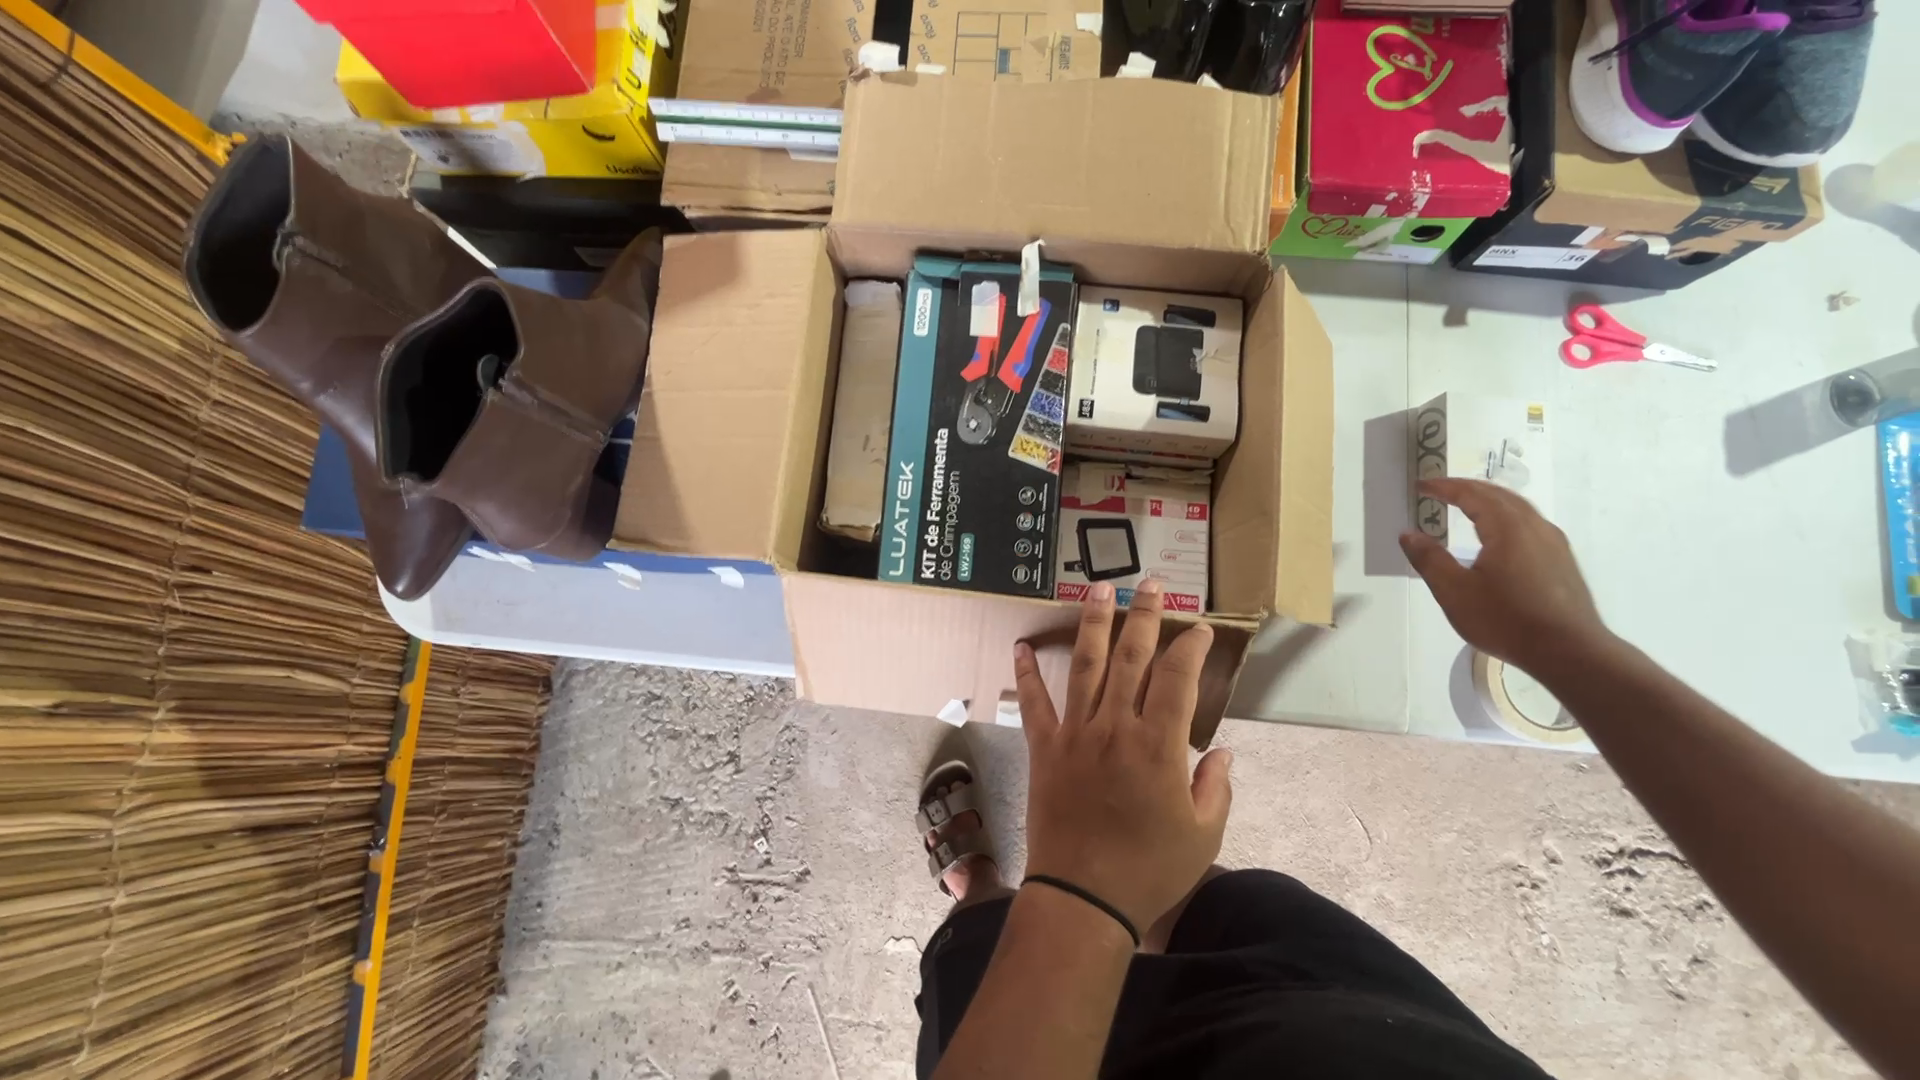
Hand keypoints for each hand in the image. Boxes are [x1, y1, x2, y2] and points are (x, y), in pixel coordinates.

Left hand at [1012, 581, 1232, 936]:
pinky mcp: (1043, 750)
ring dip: (1093, 625)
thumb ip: (1215, 787)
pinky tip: (1020, 645)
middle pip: (1132, 658)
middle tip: (1152, 584)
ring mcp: (1075, 735)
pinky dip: (1026, 673)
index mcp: (1158, 745)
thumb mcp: (1202, 834)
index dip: (1190, 647)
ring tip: (1098, 589)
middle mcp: (1115, 728)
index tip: (1200, 629)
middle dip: (1144, 616)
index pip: (1177, 678)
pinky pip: (1034, 704)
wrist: (1083, 897)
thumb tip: (1221, 751)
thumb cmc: (1149, 869)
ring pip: (1085, 666)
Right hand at [1400, 477, 1613, 674]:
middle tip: (1440, 490)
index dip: (1444, 487)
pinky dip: (1505, 516)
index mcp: (1508, 528)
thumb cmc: (1506, 620)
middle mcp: (1535, 527)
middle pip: (1499, 495)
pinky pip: (1529, 524)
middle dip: (1467, 488)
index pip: (1473, 495)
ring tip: (1466, 505)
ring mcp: (1553, 543)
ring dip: (1488, 500)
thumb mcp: (1455, 592)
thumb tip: (1408, 534)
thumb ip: (1430, 559)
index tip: (1421, 486)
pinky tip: (1497, 534)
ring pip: (1518, 508)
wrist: (1569, 651)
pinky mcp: (1561, 560)